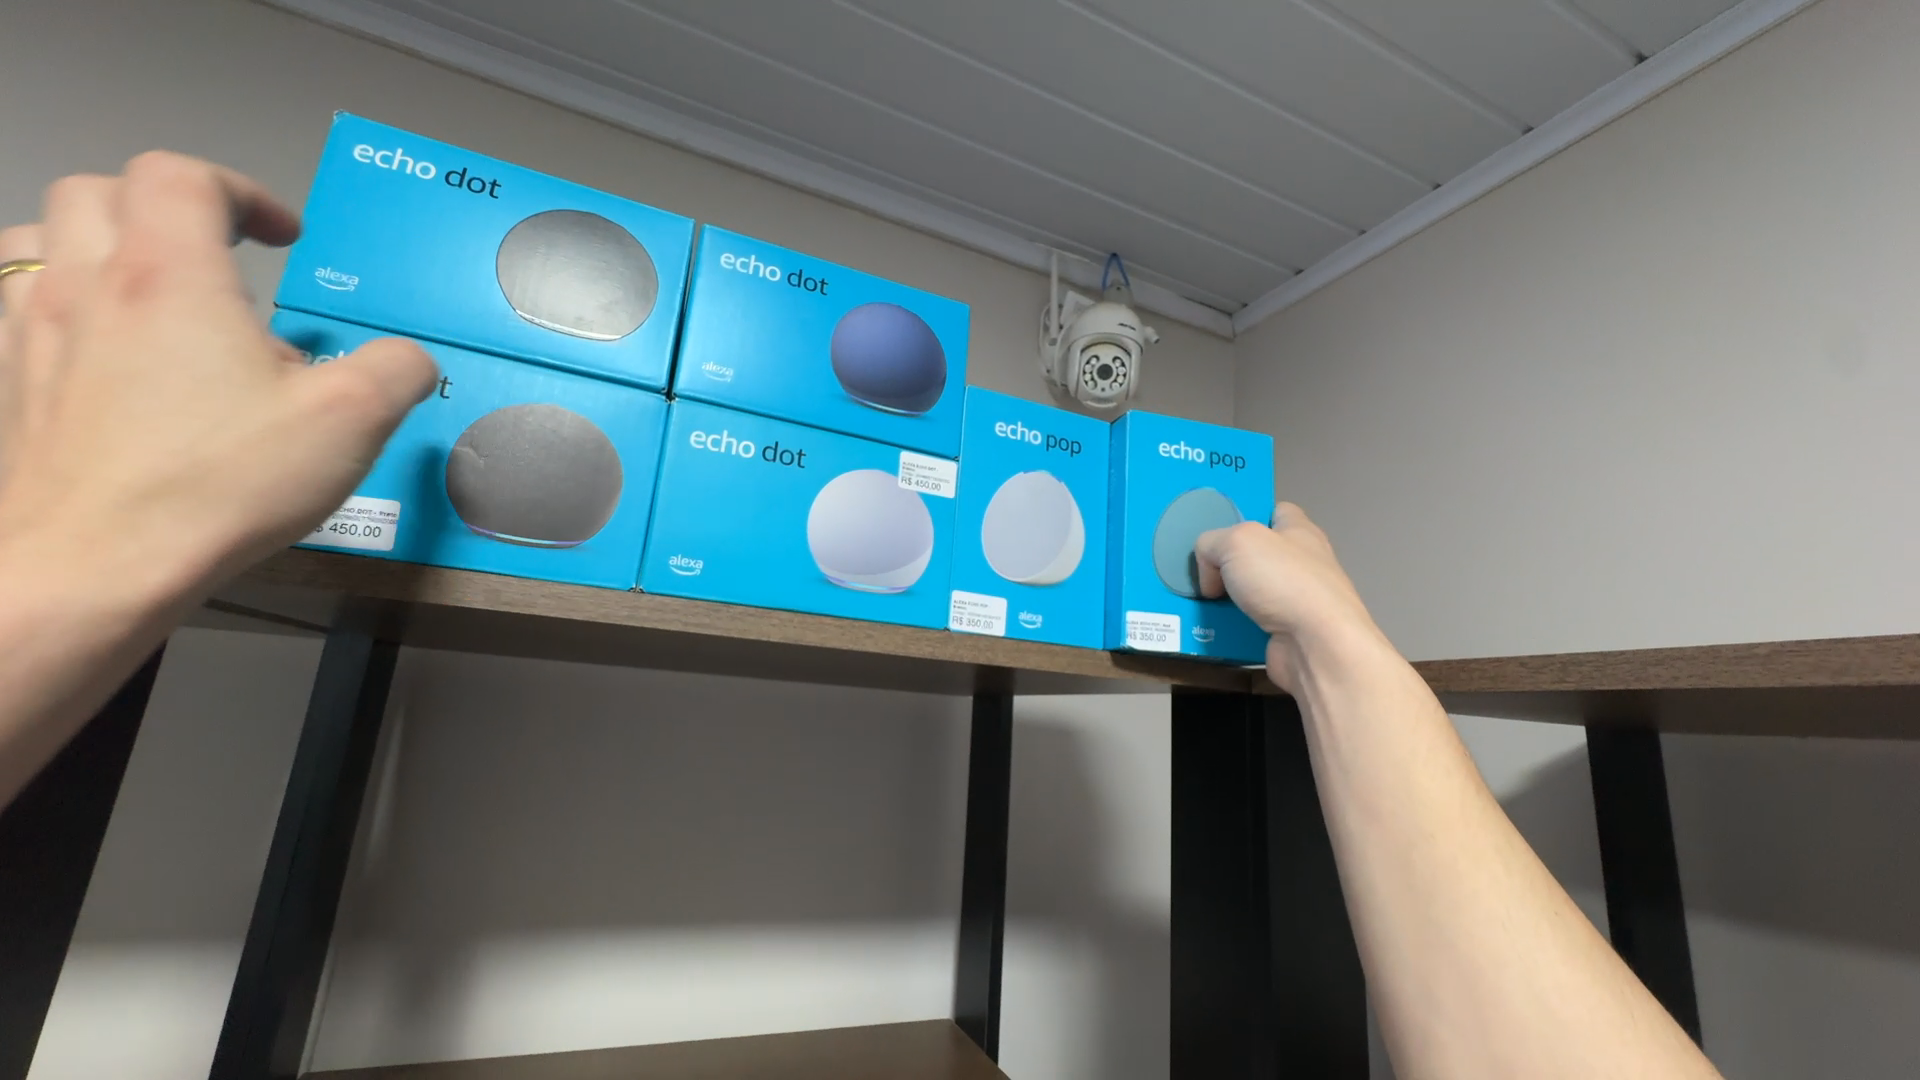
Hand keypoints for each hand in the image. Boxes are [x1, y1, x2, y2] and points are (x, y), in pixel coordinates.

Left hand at [0, 152, 436, 608]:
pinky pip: (30, 299)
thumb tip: (407, 357)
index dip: (244, 192)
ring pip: (48, 236)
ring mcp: (36, 331)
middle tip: (233, 255)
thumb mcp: (355, 420)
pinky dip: (81, 296)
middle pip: (101, 191)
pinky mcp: (19, 380)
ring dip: (113, 241)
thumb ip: (397, 369)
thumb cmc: (229, 477)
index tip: (288, 239)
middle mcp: (89, 285)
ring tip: (171, 290)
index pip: (181, 178)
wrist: (100, 559)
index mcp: (171, 278)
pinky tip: (126, 349)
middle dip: (174, 205)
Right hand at [1194, 503, 1387, 689]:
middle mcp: (1301, 563)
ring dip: (1221, 598)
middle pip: (1254, 555)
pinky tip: (1208, 628)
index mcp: (1298, 531)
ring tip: (1195, 602)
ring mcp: (1295, 600)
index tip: (1221, 527)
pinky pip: (1247, 624)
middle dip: (1225, 562)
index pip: (1274, 511)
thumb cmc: (1283, 581)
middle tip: (1200, 570)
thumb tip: (1211, 575)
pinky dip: (1228, 627)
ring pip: (1247, 592)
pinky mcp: (1286, 633)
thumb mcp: (1236, 542)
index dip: (1249, 514)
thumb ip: (1211, 544)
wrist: (1317, 645)